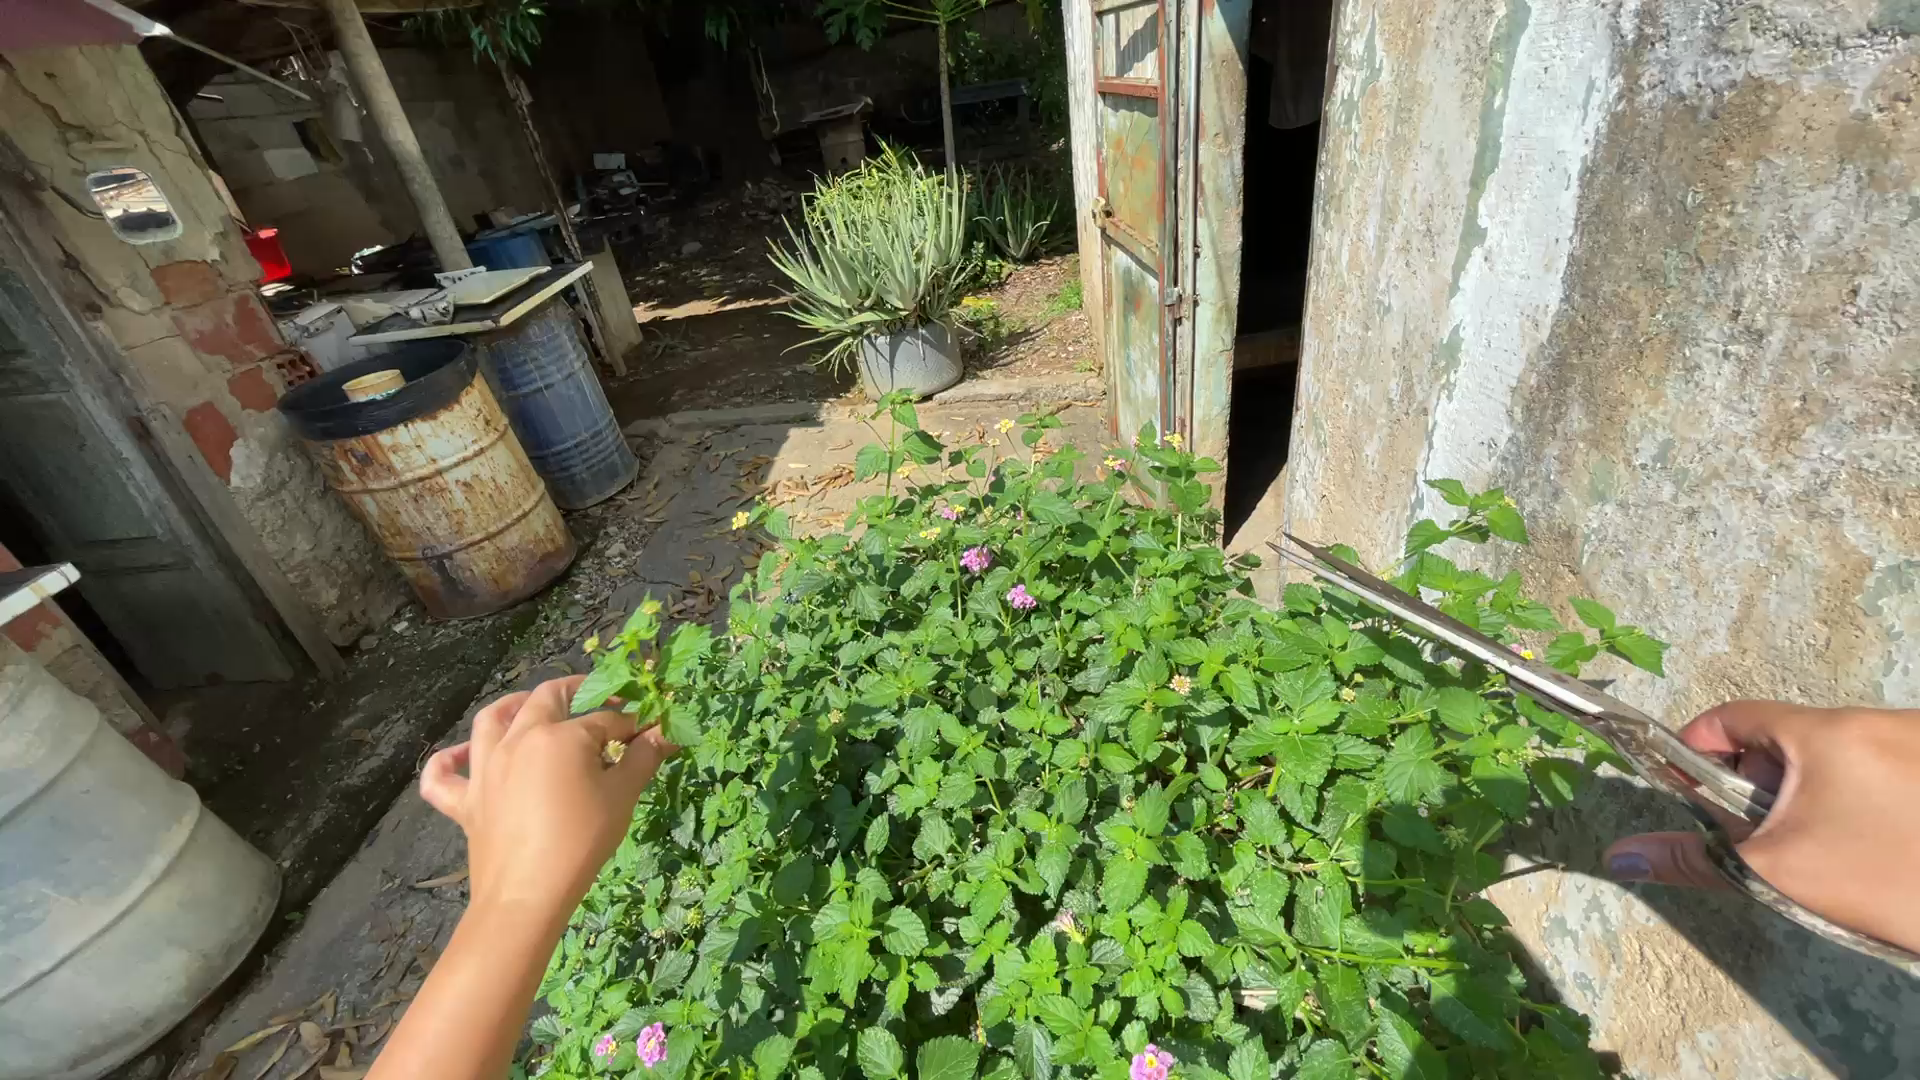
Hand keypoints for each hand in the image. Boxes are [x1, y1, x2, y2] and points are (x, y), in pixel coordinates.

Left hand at [420, 675, 674, 924]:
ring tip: (533, 708)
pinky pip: (442, 775)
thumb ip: (644, 755)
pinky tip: (462, 755)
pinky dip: (448, 760)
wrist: (528, 896)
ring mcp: (485, 769)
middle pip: (547, 698)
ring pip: (491, 719)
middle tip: (603, 704)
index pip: (605, 718)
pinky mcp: (465, 801)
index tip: (650, 731)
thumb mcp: (623, 794)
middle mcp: (518, 739)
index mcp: (560, 735)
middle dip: (579, 692)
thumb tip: (666, 731)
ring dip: (514, 706)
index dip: (632, 723)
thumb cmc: (581, 839)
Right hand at [1603, 700, 1919, 953]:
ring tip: (1838, 846)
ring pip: (1842, 759)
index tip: (1694, 788)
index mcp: (1829, 732)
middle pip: (1787, 740)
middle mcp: (1885, 723)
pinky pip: (1892, 771)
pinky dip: (1872, 801)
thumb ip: (1695, 858)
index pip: (1731, 717)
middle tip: (1773, 832)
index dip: (1699, 748)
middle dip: (1766, 783)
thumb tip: (1618, 858)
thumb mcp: (1783, 873)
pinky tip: (1889, 846)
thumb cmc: (1896, 882)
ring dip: (1819, 794)